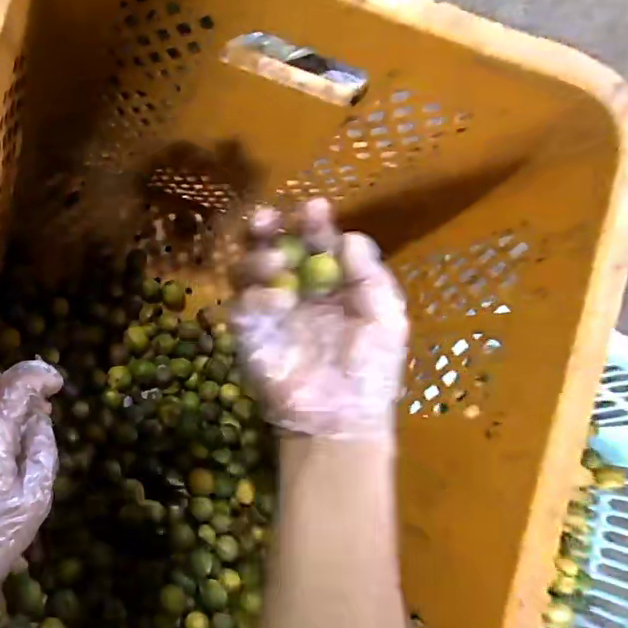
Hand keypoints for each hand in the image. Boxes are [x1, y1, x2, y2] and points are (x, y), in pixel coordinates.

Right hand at [228, 199, 408, 439]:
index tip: (313, 209)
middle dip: (266, 229)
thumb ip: (370, 279)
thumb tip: (348, 238)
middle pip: (271, 248)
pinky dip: (254, 297)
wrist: (342, 419)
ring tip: (276, 263)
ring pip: (247, 271)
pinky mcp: (248, 336)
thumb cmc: (371, 371)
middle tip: (267, 219)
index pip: (314, 243)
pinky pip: (240, 307)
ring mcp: (268, 313)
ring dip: (257, 258)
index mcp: (330, 284)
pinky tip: (277, 300)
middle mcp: (295, 291)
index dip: (311, 224)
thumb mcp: (387, 320)